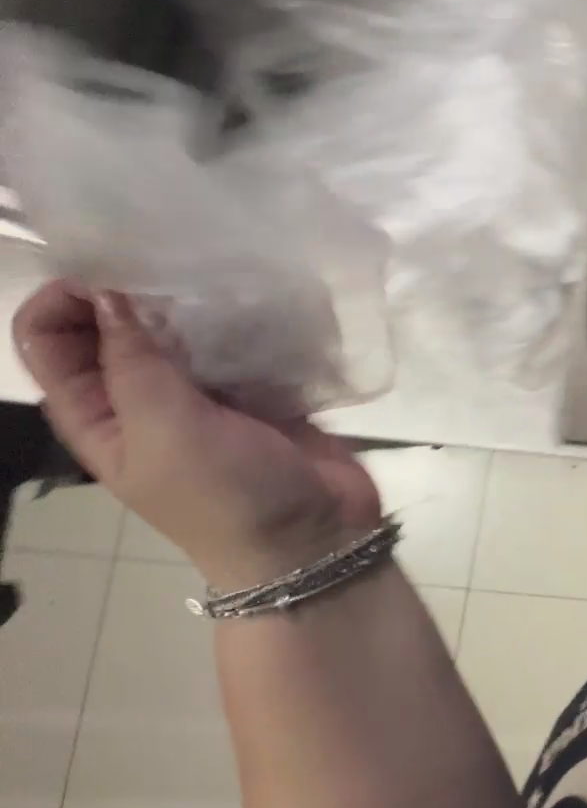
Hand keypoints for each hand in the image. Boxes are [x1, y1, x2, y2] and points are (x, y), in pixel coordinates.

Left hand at [12, 280, 380, 589]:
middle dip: (141, 296)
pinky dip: (262, 331)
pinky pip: (256, 352)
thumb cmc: (227, 495)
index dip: (68, 300)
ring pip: (193, 337)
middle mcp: (148, 401)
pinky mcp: (270, 399)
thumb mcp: (167, 431)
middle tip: (186, 271)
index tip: (119, 275)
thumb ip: (137, 365)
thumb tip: (113, 294)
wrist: (314, 536)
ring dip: (207, 311)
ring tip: (236, 285)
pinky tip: (278, 313)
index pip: (51, 340)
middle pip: (122, 331)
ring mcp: (213, 401)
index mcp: (99, 414)